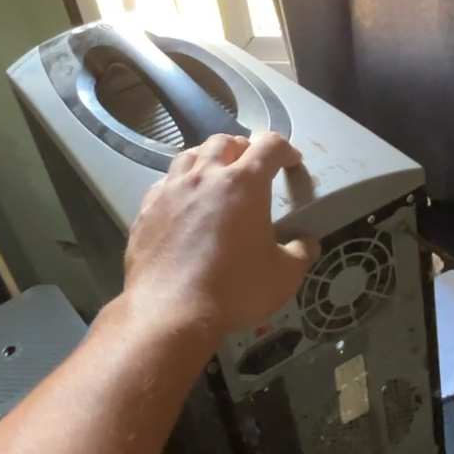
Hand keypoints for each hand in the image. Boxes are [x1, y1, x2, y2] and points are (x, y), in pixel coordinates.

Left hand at [122, 132, 318, 348]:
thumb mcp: (284, 276)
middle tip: (250, 165)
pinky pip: (163, 184)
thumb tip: (308, 244)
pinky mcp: (146, 210)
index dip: (285, 150)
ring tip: (213, 175)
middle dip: (242, 148)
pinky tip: (181, 202)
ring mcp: (170, 191)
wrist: (171, 311)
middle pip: (223, 142)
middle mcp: (204, 177)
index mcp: (244, 183)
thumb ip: (299, 253)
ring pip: (188, 156)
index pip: (270, 147)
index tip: (291, 161)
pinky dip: (177, 185)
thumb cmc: (234, 289)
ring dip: (206, 159)